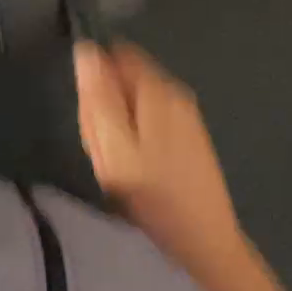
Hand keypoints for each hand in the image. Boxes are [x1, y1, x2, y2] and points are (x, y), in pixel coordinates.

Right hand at [75, 42, 243, 264]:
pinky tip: (138, 169)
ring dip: (120, 125)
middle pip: (124, 79)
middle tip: (105, 147)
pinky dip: (137, 138)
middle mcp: (175, 90)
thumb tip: (85, 49)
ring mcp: (187, 113)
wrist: (206, 242)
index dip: (95, 80)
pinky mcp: (191, 135)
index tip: (92, 114)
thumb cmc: (154, 195)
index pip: (114, 54)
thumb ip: (97, 97)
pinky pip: (150, 120)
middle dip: (107, 106)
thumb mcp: (114, 148)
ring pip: (135, 102)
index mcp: (157, 87)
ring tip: (120, 163)